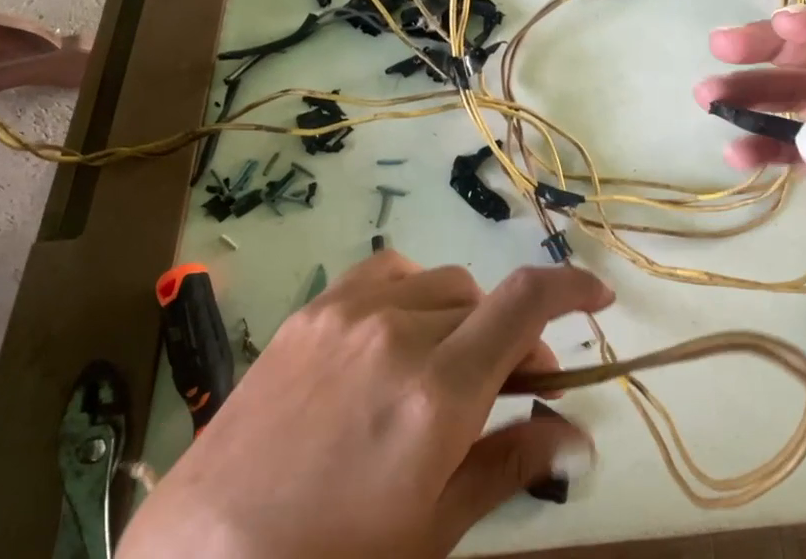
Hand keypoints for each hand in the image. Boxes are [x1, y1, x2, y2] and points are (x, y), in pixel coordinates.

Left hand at [118, 253, 612, 558]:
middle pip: (487, 300)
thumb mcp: (436, 526)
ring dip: (463, 317)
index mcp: (439, 393)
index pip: (526, 303)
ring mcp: (348, 315)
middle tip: (506, 390)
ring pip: (440, 285)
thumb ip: (512, 464)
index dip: (572, 289)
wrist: (207, 552)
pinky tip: (397, 334)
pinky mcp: (310, 312)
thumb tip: (578, 435)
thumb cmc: (335, 554)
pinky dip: (412, 293)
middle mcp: (399, 334)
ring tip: (445, 365)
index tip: (598, 299)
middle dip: (512, 339)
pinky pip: (384, 275)